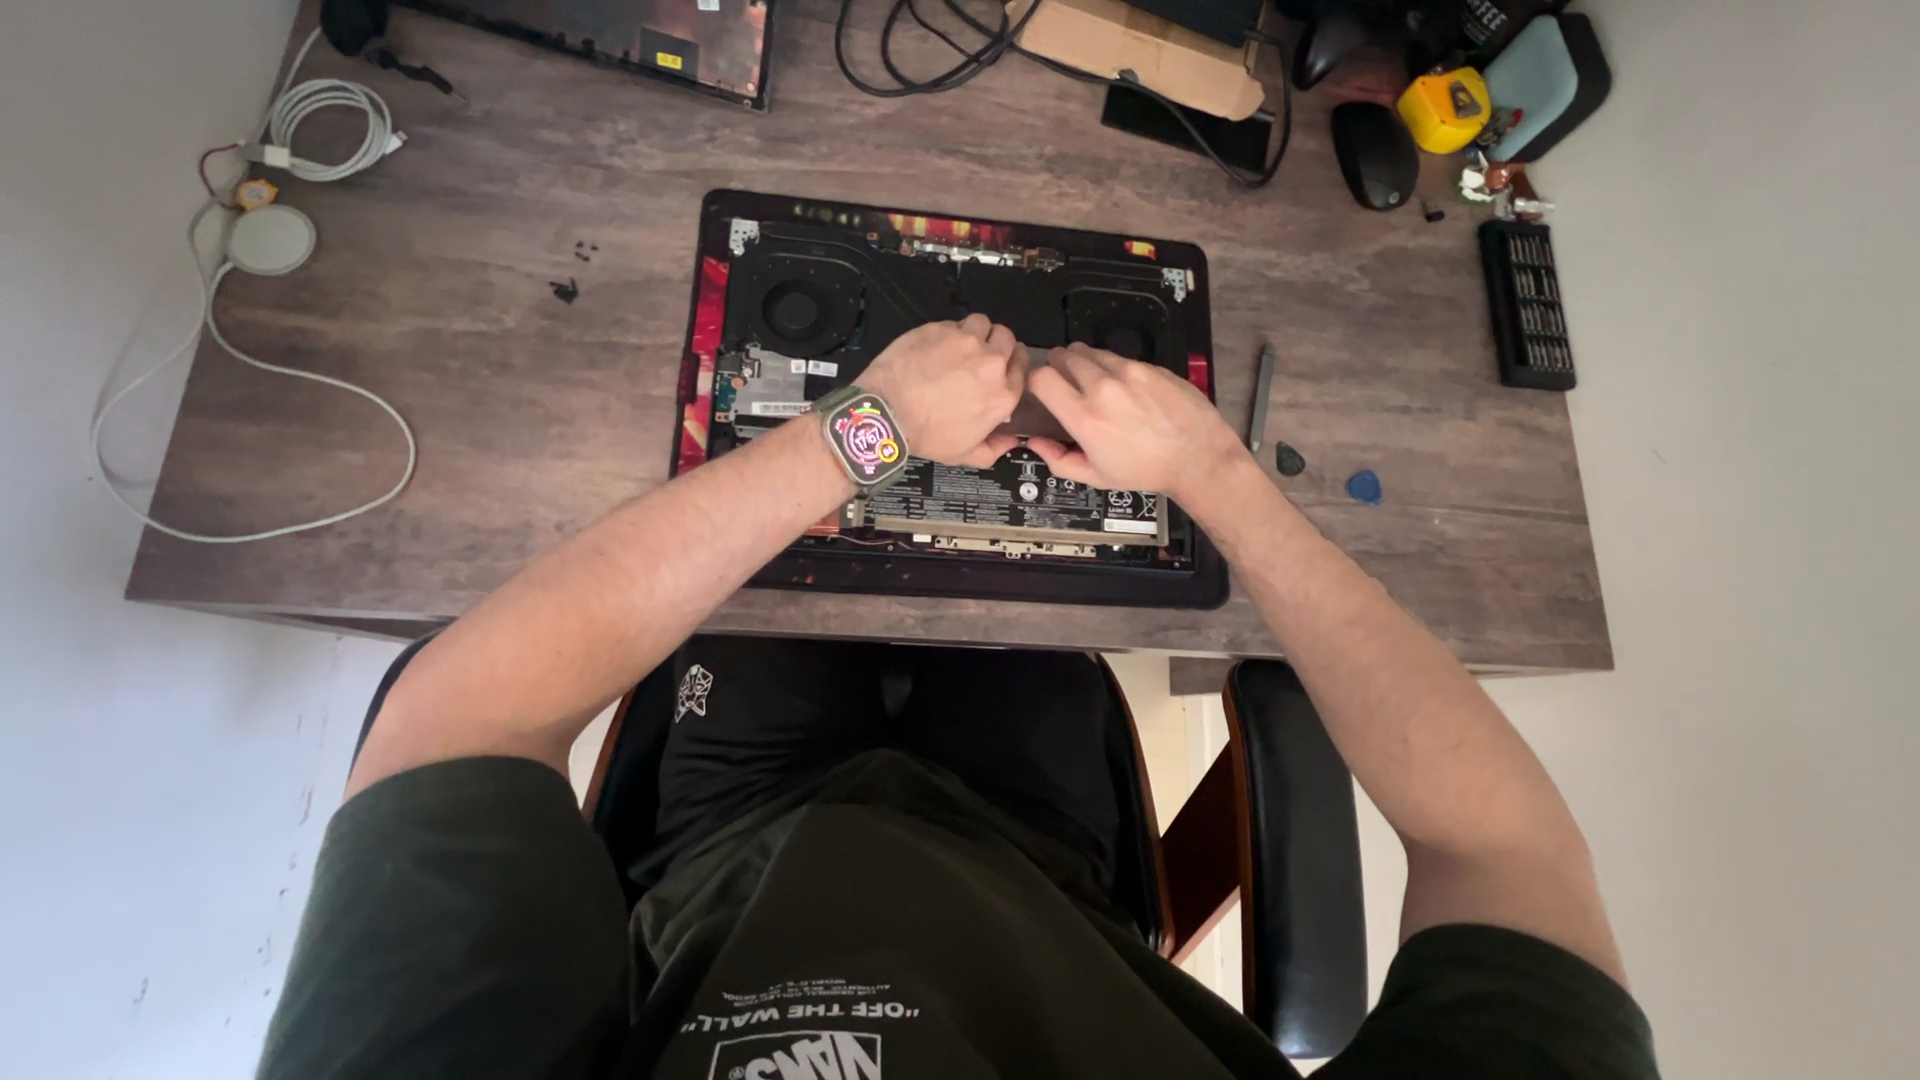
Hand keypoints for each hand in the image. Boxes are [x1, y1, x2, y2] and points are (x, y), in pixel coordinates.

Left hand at [858, 314, 1025, 467]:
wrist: (889, 414)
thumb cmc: (927, 436)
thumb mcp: (965, 455)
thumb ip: (994, 449)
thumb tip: (1011, 442)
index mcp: (1003, 394)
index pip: (1022, 366)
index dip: (1011, 364)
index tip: (1001, 366)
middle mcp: (991, 363)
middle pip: (1007, 339)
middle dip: (997, 344)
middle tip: (980, 355)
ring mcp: (966, 341)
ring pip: (983, 323)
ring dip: (976, 332)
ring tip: (959, 345)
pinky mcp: (940, 328)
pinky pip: (953, 323)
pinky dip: (948, 332)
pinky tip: (935, 347)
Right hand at [1025, 342, 1248, 501]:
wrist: (1196, 456)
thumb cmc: (1145, 471)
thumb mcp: (1096, 476)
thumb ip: (1059, 460)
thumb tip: (1035, 442)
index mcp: (1084, 417)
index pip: (1041, 378)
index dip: (1035, 382)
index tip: (1041, 390)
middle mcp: (1102, 387)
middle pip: (1064, 357)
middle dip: (1057, 366)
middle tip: (1062, 380)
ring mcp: (1128, 372)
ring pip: (1089, 351)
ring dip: (1081, 361)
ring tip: (1087, 377)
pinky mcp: (1149, 366)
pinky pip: (1118, 358)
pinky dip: (1110, 365)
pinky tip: (1119, 383)